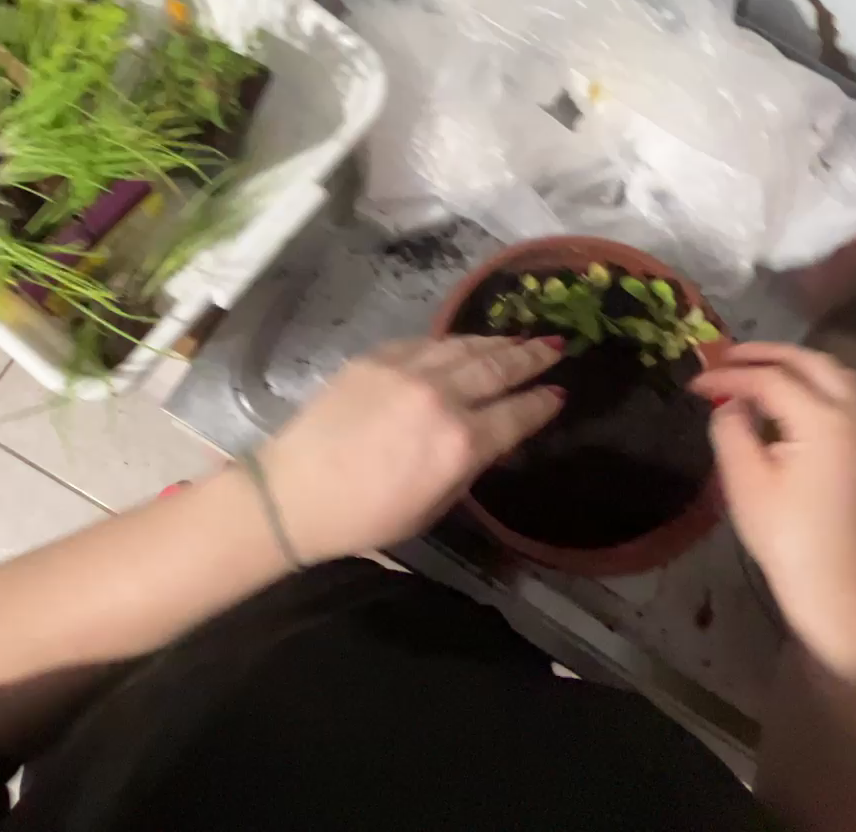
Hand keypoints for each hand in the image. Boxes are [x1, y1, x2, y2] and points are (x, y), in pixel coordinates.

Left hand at [254, 336, 566, 562]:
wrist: (296, 490)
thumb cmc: (366, 515)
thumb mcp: (433, 506)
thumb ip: (468, 466)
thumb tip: (489, 437)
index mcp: (460, 443)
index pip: (517, 415)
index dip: (543, 403)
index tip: (559, 393)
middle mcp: (441, 397)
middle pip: (499, 368)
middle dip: (532, 357)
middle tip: (556, 345)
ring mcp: (407, 370)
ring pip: (464, 346)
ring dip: (497, 342)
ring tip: (519, 339)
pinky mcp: (377, 357)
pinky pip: (426, 342)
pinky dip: (452, 342)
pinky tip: (463, 343)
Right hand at [691, 343, 855, 674]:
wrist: (833, 585)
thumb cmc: (783, 533)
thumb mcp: (742, 477)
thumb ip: (730, 426)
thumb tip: (731, 402)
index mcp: (823, 420)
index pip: (768, 380)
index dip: (727, 376)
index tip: (693, 383)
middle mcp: (855, 414)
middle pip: (810, 362)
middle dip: (764, 354)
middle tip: (723, 357)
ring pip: (837, 372)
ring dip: (796, 362)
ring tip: (757, 369)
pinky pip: (854, 392)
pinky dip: (823, 380)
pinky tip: (802, 392)